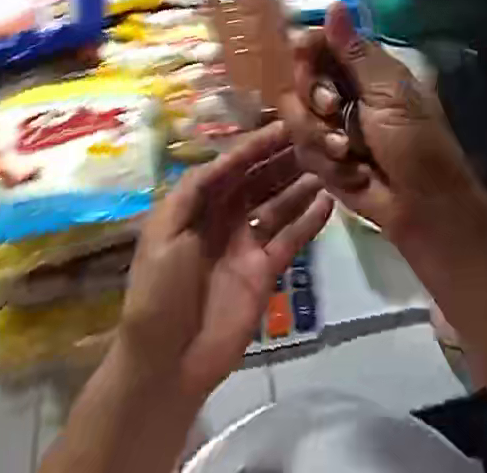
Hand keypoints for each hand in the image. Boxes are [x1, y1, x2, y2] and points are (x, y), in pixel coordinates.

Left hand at [117, 122, 332, 398]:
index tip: (283, 125)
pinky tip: (328, 201)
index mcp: (195, 206)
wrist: (168, 361)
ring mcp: (245, 244)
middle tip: (312, 137)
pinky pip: (290, 238)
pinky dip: (308, 220)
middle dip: (280, 158)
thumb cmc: (159, 292)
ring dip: (298, 184)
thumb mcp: (163, 234)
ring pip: (277, 204)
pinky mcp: (264, 271)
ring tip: (326, 162)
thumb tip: (223, 159)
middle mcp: (223, 218)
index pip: (229, 167)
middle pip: (257, 180)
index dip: (254, 146)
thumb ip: (191, 192)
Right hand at [284, 4, 482, 238]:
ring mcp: (330, 124)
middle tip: (332, 109)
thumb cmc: (415, 142)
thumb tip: (334, 2)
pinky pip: (300, 149)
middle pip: (299, 78)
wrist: (422, 206)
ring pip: (294, 116)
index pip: (320, 43)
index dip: (306, 48)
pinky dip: (325, 162)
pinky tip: (351, 172)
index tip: (302, 54)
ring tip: (348, 153)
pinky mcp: (322, 156)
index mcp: (363, 67)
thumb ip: (354, 52)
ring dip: (320, 136)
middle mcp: (342, 90)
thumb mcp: (388, 92)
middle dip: (313, 98)